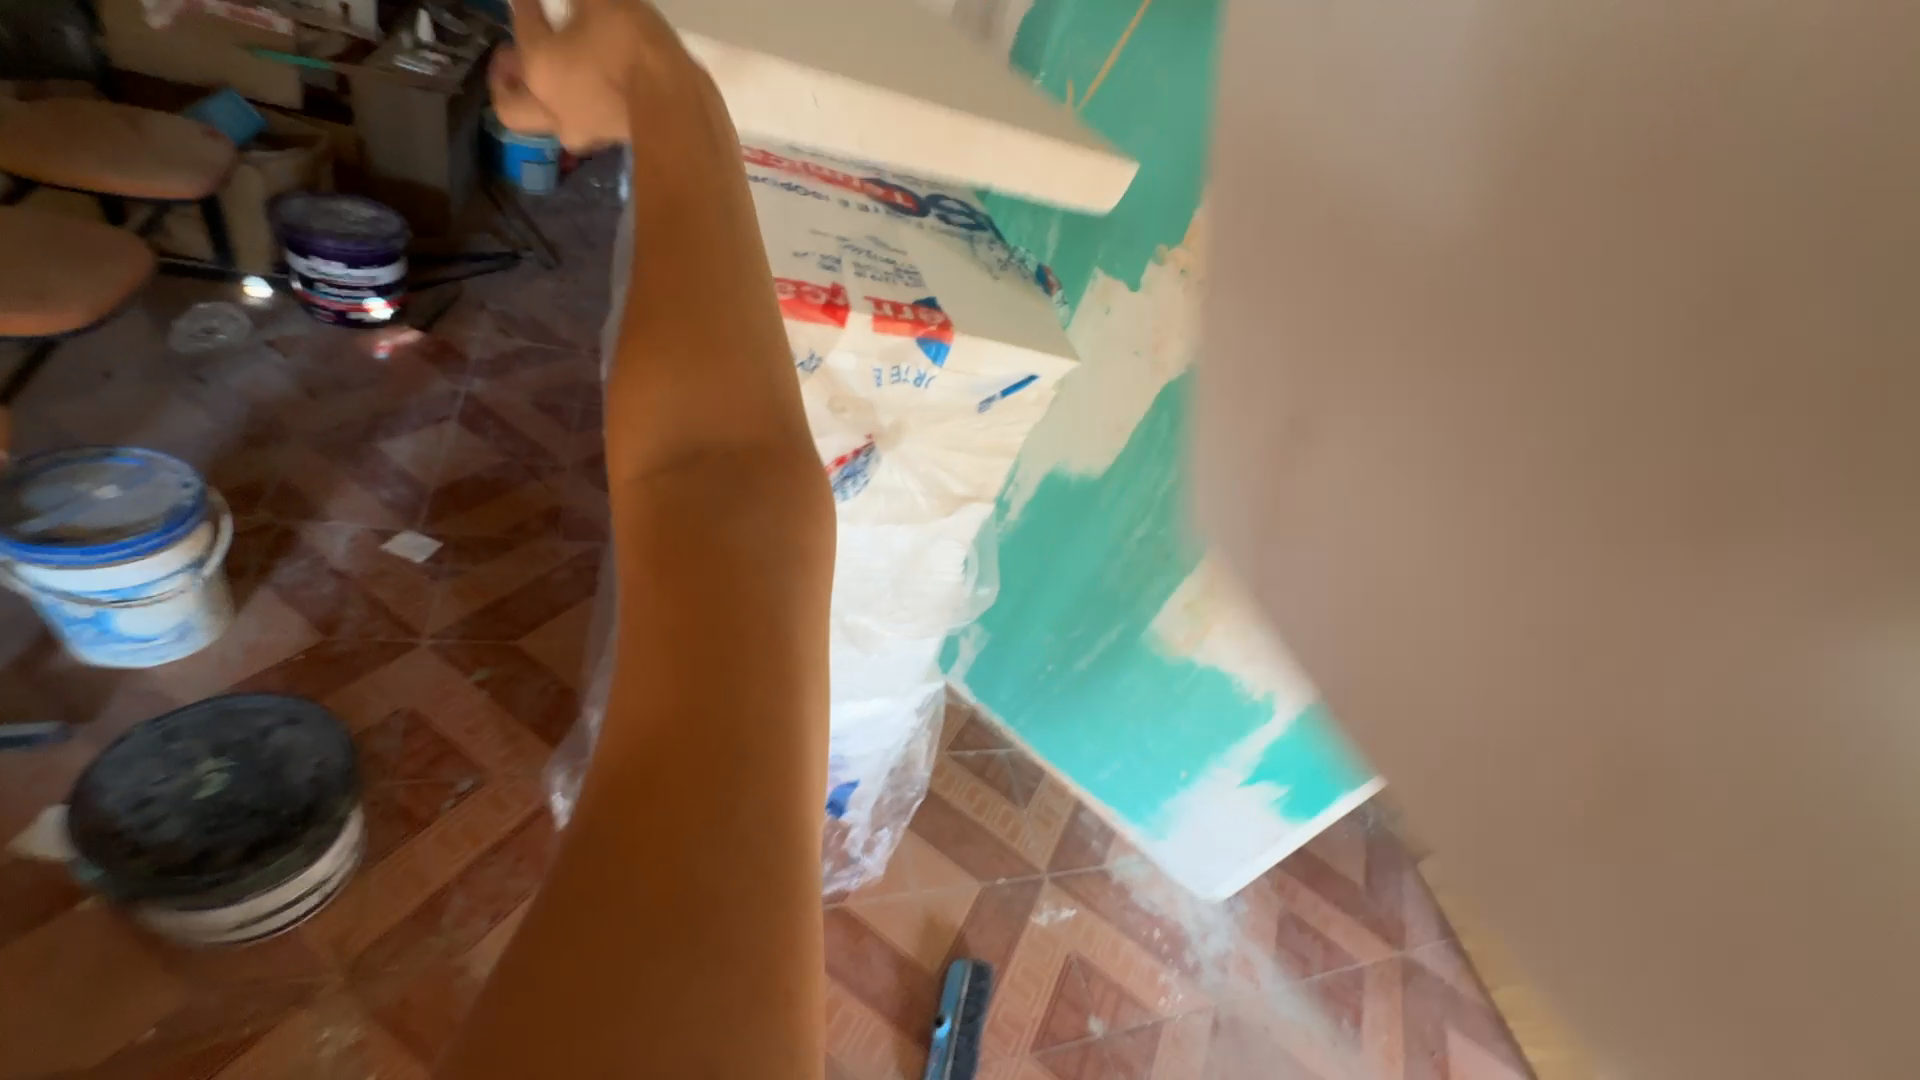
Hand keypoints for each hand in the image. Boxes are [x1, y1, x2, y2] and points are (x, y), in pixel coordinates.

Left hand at [491, 0, 725, 151]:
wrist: (679, 106)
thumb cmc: (631, 49)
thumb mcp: (600, 0)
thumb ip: (580, 0)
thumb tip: (578, 3)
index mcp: (537, 65)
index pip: (521, 24)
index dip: (524, 3)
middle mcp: (551, 105)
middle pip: (511, 106)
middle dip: (505, 84)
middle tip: (512, 61)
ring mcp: (585, 130)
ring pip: (551, 121)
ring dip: (547, 102)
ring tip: (558, 80)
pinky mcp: (614, 141)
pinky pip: (586, 124)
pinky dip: (583, 108)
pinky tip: (594, 92)